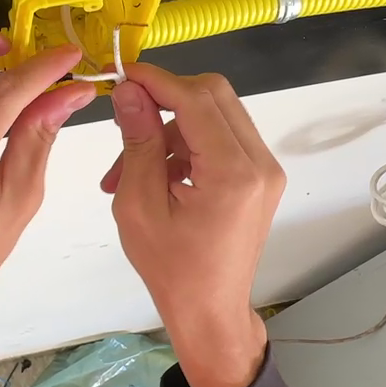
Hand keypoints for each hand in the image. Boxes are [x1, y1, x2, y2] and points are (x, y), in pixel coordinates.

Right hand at [101, 66, 285, 386]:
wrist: (209, 311)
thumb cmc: (170, 268)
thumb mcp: (138, 204)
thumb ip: (138, 142)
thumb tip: (129, 92)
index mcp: (232, 173)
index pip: (196, 98)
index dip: (156, 80)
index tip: (121, 75)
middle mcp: (259, 162)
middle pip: (214, 94)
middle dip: (165, 95)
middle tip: (126, 113)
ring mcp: (264, 168)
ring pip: (216, 112)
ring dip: (170, 124)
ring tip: (128, 163)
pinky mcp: (258, 175)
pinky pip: (220, 136)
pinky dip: (185, 142)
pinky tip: (154, 171)